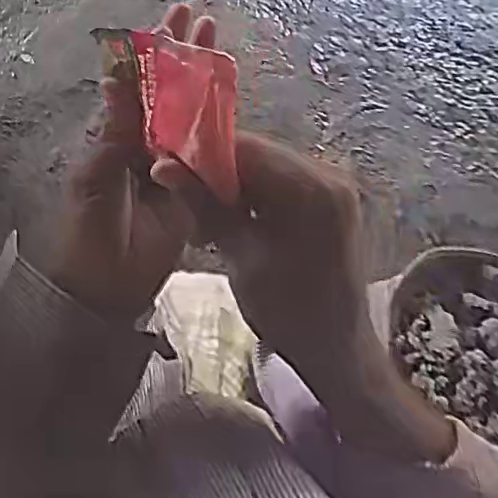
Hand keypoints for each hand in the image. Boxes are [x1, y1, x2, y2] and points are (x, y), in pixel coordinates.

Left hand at [37, 4, 209, 318]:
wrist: (103, 283)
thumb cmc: (86, 226)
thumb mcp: (93, 176)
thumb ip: (111, 132)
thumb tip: (116, 79)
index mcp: (116, 131)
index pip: (139, 81)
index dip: (155, 49)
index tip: (173, 17)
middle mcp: (145, 139)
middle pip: (169, 88)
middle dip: (185, 52)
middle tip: (202, 16)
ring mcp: (172, 161)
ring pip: (192, 114)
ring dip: (206, 80)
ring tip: (222, 44)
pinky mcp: (194, 187)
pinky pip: (210, 151)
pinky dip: (222, 125)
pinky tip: (236, 99)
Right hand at [153, 133, 368, 357]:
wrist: (337, 350)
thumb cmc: (289, 311)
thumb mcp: (239, 257)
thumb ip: (203, 205)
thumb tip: (161, 166)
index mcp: (312, 189)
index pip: (243, 148)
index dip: (200, 152)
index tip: (167, 168)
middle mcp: (328, 173)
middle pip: (253, 152)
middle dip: (214, 169)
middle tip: (183, 196)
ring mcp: (331, 182)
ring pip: (261, 162)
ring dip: (229, 181)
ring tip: (206, 214)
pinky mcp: (327, 194)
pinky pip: (277, 176)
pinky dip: (250, 190)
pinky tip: (234, 216)